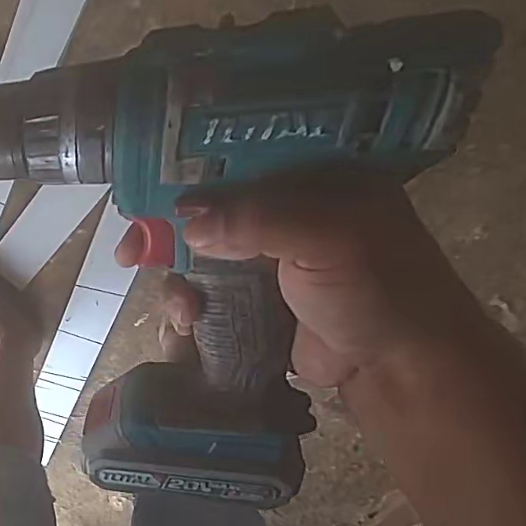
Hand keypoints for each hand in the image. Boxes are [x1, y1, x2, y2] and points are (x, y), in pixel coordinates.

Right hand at [116, 164, 495, 387]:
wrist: (394, 364)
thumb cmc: (376, 288)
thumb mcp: (328, 239)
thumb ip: (259, 222)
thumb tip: (188, 222)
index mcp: (307, 178)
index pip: (234, 161)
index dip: (185, 174)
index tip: (146, 197)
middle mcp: (280, 213)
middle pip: (205, 212)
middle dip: (164, 233)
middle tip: (132, 254)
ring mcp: (263, 261)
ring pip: (197, 259)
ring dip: (178, 282)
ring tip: (184, 310)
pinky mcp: (252, 303)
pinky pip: (206, 297)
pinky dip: (189, 310)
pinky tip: (188, 325)